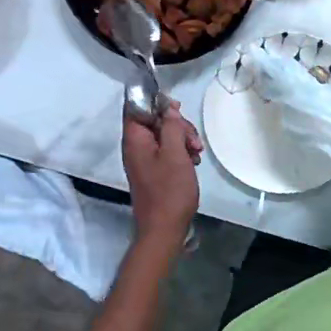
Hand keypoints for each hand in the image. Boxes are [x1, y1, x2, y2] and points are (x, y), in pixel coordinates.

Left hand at [123, 101, 202, 244]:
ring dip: (182, 139)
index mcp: (134, 139)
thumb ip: (171, 126)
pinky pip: (166, 151)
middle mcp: (135, 146)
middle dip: (176, 124)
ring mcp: (144, 159)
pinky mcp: (153, 171)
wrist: (164, 229)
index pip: (136, 106)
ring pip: (163, 135)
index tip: (178, 107)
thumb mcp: (174, 153)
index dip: (156, 101)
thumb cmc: (169, 190)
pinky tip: (193, 161)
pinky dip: (180, 152)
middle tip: (193, 140)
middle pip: (154, 120)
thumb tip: (168, 108)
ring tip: (196, 153)